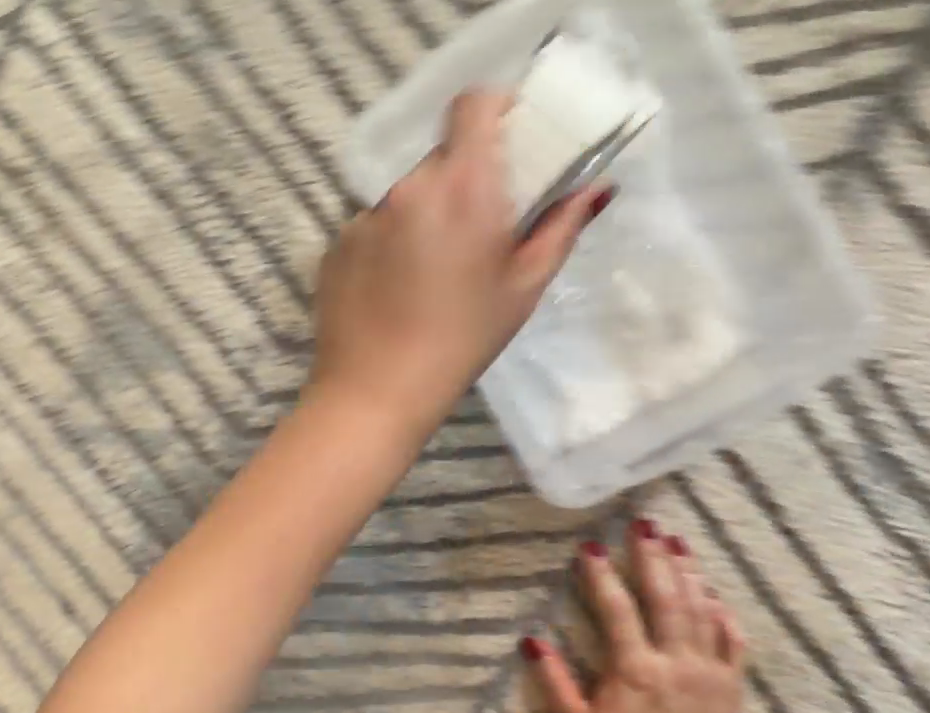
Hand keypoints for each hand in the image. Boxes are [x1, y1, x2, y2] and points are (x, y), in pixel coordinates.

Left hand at [307, 91, 609, 441]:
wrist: (374, 390)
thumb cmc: (460, 341)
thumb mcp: (523, 287)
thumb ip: (561, 226)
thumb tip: (595, 188)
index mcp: (463, 187)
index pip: (473, 105)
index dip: (492, 111)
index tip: (506, 140)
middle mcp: (407, 189)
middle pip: (438, 158)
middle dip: (460, 181)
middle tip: (474, 228)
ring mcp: (363, 218)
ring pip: (402, 196)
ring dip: (421, 215)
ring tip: (429, 271)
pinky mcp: (333, 246)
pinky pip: (370, 228)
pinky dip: (386, 244)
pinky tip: (393, 289)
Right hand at [522, 520, 746, 712]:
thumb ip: (554, 681)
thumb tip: (532, 641)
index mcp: (634, 669)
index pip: (617, 610)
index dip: (602, 576)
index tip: (590, 547)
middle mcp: (675, 660)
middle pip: (666, 599)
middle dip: (653, 559)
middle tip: (644, 526)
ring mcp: (708, 668)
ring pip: (702, 610)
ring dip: (688, 573)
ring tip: (676, 542)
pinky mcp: (731, 679)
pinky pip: (733, 637)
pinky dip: (723, 610)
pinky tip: (711, 589)